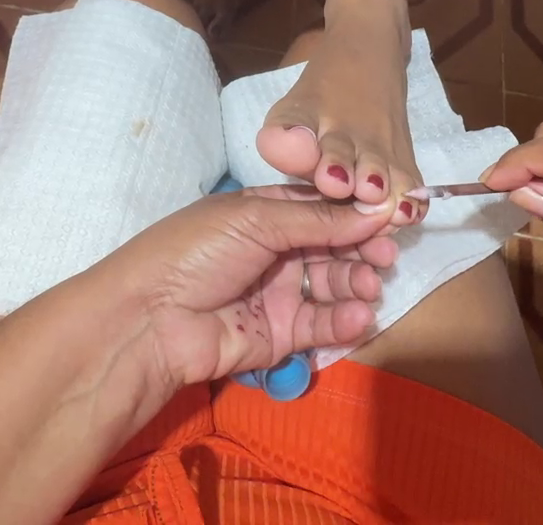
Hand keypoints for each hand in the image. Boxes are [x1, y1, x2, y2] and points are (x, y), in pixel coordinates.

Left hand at [86, 187, 398, 388]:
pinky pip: (320, 324)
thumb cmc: (197, 249)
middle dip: (362, 249)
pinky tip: (358, 315)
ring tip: (372, 286)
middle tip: (386, 255)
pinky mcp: (280, 334)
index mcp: (266, 211)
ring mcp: (278, 292)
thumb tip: (376, 209)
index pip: (322, 207)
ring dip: (357, 284)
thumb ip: (317, 218)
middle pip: (333, 246)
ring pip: (332, 285)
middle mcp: (276, 249)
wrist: (151, 319)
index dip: (356, 212)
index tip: (392, 215)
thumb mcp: (254, 218)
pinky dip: (344, 320)